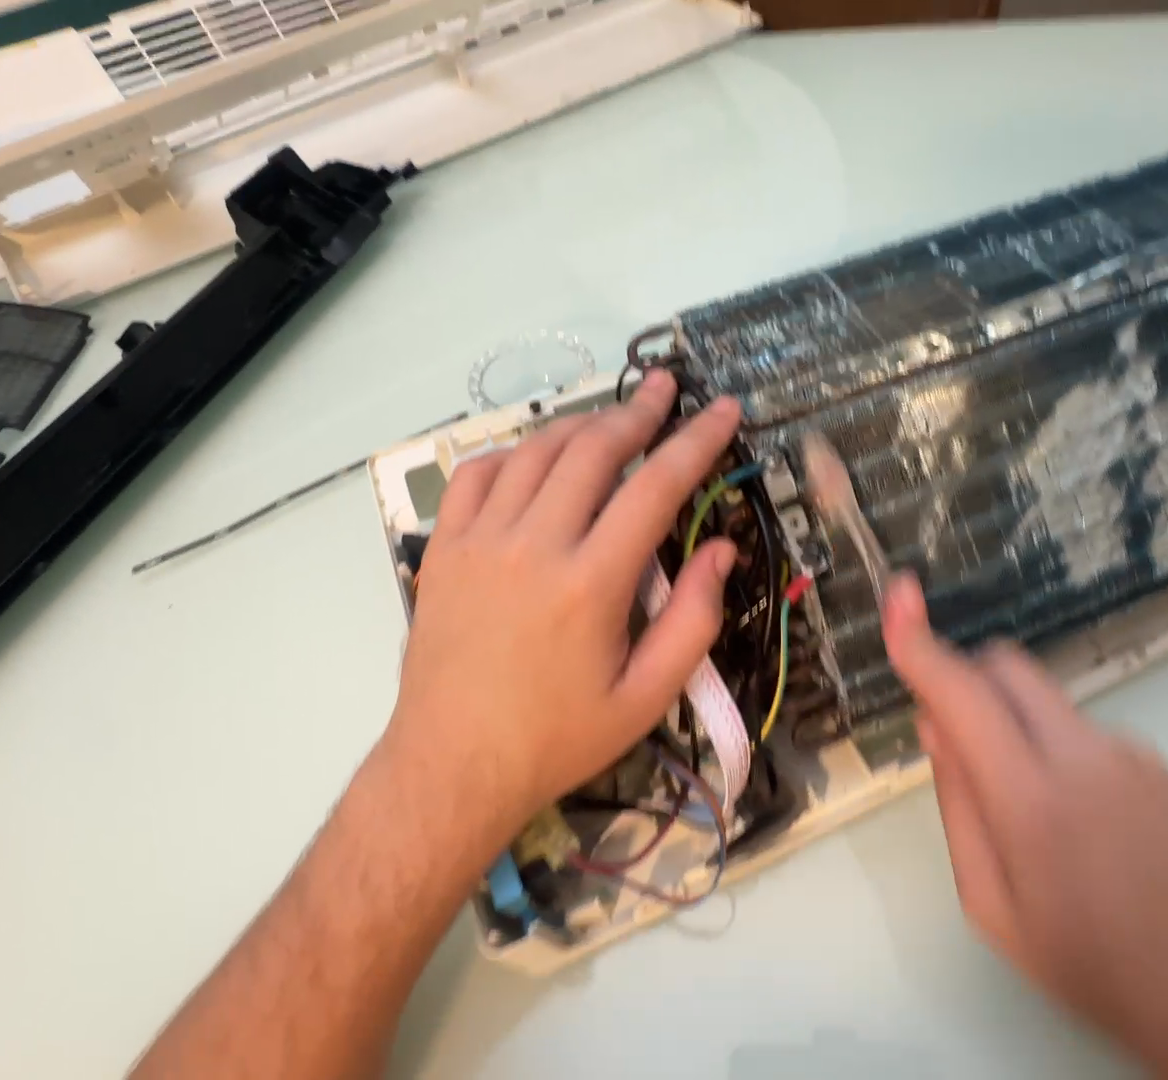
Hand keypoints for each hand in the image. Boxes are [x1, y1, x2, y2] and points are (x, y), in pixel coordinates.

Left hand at [382, 371, 740, 846]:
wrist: (453, 764)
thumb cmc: (558, 738)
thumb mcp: (647, 698)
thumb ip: (693, 620)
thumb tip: (720, 549)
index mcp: (591, 584)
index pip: (655, 487)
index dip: (695, 441)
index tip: (722, 410)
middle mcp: (534, 546)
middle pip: (593, 450)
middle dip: (639, 412)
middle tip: (668, 391)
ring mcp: (480, 542)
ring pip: (536, 451)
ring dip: (581, 425)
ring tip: (613, 420)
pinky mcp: (445, 550)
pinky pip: (477, 474)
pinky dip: (514, 452)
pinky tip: (536, 458)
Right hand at [880, 572, 1167, 1076]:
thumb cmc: (1094, 966)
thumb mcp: (992, 907)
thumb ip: (958, 808)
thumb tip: (938, 728)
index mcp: (1031, 798)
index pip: (962, 694)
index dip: (920, 641)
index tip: (899, 597)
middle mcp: (1084, 754)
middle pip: (1006, 666)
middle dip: (965, 678)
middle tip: (952, 738)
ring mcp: (1131, 752)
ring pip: (1043, 700)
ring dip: (1010, 722)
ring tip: (1029, 813)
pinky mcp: (1158, 763)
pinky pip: (1081, 730)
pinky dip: (1053, 748)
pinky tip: (1079, 824)